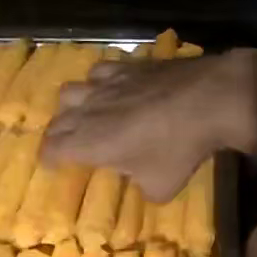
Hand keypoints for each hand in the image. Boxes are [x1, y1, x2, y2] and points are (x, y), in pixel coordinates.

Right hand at [41, 49, 256, 201]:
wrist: (208, 100)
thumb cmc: (178, 148)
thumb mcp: (161, 186)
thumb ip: (143, 190)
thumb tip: (143, 187)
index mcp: (89, 143)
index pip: (51, 149)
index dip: (48, 159)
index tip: (53, 165)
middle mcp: (88, 111)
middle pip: (57, 121)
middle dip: (56, 136)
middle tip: (66, 145)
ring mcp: (105, 85)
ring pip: (69, 91)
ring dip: (71, 106)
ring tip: (83, 114)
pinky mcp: (125, 67)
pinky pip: (98, 71)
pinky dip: (97, 82)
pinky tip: (110, 88)